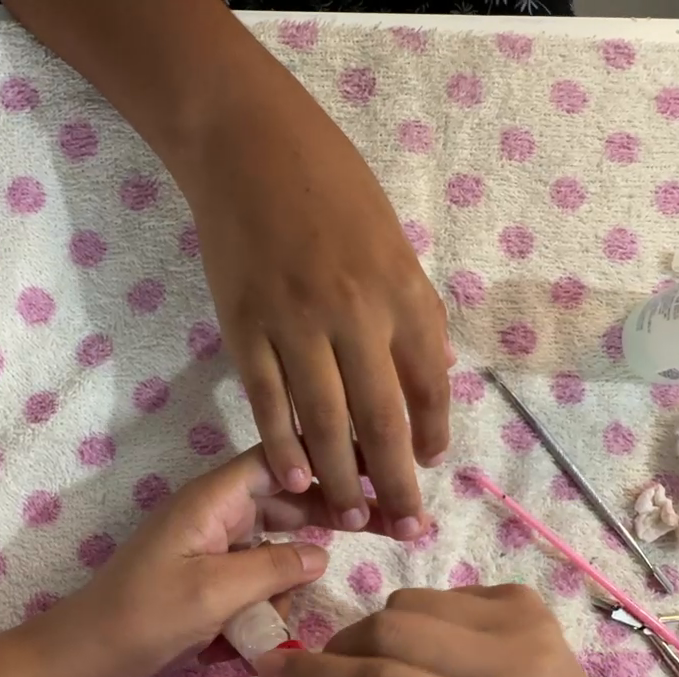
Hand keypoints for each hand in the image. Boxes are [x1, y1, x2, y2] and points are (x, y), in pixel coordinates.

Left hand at [50, 446, 399, 676]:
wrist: (86, 654)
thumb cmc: (144, 616)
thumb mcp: (214, 593)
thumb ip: (274, 568)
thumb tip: (322, 555)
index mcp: (213, 499)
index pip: (281, 460)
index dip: (330, 463)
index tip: (379, 477)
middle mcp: (217, 511)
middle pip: (288, 498)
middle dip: (333, 513)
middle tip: (392, 527)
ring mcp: (213, 543)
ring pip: (277, 538)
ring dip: (300, 563)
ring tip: (321, 589)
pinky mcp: (210, 573)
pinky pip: (256, 569)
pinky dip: (273, 588)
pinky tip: (279, 617)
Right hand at [173, 71, 450, 542]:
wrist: (250, 148)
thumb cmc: (331, 189)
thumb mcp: (391, 242)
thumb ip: (407, 314)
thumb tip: (422, 380)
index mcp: (403, 289)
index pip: (430, 382)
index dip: (433, 433)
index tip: (429, 467)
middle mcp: (357, 314)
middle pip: (383, 418)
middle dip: (396, 481)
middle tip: (404, 528)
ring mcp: (296, 326)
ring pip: (324, 421)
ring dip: (340, 478)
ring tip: (349, 517)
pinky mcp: (245, 332)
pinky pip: (268, 404)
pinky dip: (282, 447)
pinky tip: (294, 479)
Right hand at [252, 585, 634, 676]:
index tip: (272, 671)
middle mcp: (513, 665)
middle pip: (390, 634)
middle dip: (342, 649)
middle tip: (331, 671)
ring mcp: (521, 620)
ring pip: (405, 604)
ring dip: (378, 633)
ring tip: (395, 664)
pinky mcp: (520, 594)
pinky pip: (434, 594)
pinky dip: (416, 620)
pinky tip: (441, 649)